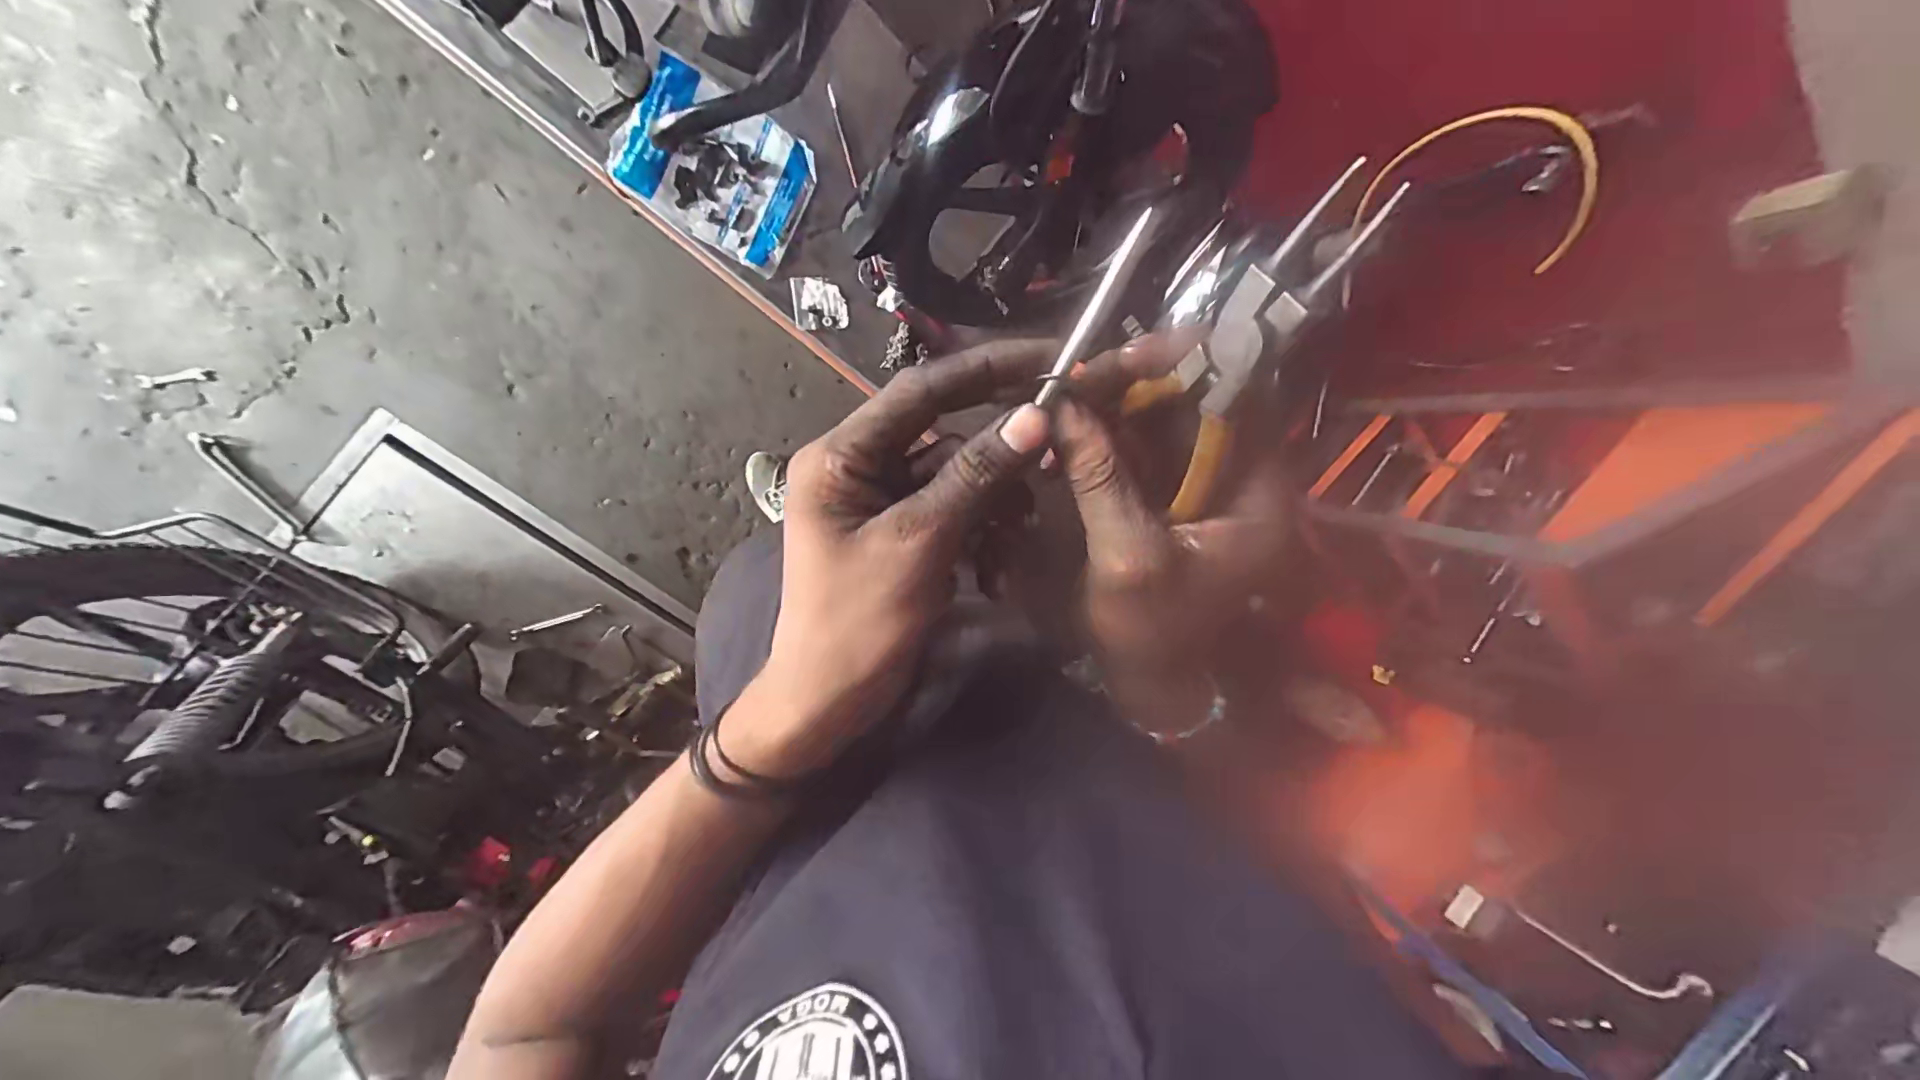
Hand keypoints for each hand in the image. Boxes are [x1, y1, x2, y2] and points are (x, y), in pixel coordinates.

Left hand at [724, 341, 1054, 773]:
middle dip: (996, 435)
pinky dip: (980, 514)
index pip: (919, 391)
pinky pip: (948, 503)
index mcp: (840, 456)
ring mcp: (878, 498)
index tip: (1046, 358)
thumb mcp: (919, 543)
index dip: (985, 369)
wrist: (827, 700)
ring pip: (950, 468)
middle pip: (938, 427)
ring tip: (1027, 510)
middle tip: (1056, 426)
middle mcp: (856, 465)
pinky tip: (1005, 536)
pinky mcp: (898, 528)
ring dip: (993, 484)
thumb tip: (1035, 416)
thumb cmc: (858, 624)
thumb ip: (975, 476)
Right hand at [1050, 338, 1291, 737]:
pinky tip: (1078, 424)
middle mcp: (1244, 480)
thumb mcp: (1125, 556)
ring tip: (1074, 393)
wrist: (1153, 683)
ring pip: (1175, 418)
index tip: (1130, 352)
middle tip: (1086, 374)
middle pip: (1207, 400)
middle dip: (1147, 379)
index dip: (1193, 363)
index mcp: (1258, 497)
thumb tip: (1063, 407)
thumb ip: (1099, 477)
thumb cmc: (1149, 632)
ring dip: (1125, 401)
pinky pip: (1152, 445)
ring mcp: (1210, 486)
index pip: (1243, 398)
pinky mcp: (1177, 496)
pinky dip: (1115, 431)